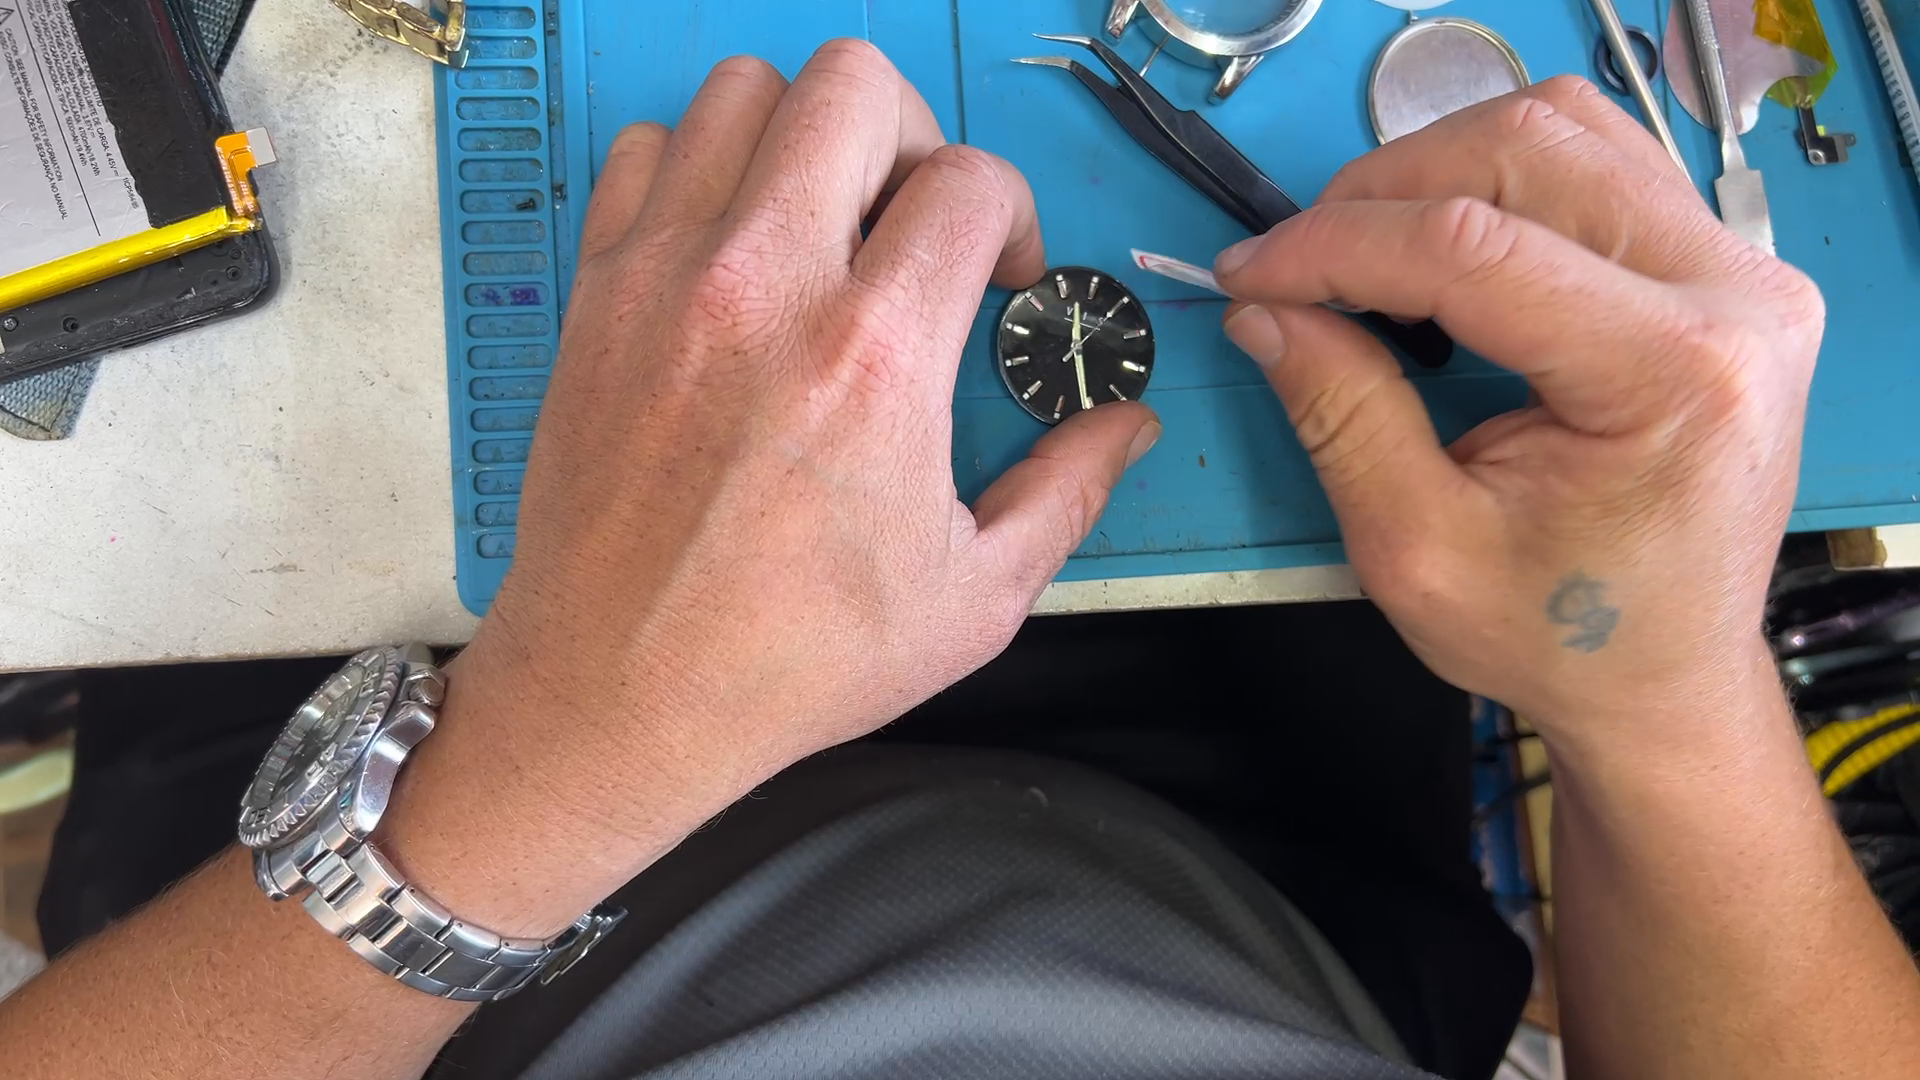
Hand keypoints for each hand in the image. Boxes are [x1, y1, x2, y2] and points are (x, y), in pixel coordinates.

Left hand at [450, 41, 1158, 832]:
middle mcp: (764, 287)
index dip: (1012, 217)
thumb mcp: (976, 599)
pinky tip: (735, 255)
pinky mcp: (596, 300)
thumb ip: (1069, 492)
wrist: (622, 699)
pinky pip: (650, 155)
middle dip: (918, 141)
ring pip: (744, 93)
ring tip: (830, 232)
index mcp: (877, 358)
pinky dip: (707, 172)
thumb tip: (1130, 424)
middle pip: (855, 87)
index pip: (971, 184)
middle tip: (921, 230)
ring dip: (811, 142)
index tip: (1001, 279)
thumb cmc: (798, 662)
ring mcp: (664, 279)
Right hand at [1213, 77, 1822, 745]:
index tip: (1240, 276)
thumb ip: (1339, 415)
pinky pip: (1587, 165)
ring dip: (1425, 174)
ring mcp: (1735, 267)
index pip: (1469, 250)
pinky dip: (1479, 184)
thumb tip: (1258, 314)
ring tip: (1346, 253)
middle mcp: (1731, 289)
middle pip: (1526, 153)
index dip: (1329, 249)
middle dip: (1374, 194)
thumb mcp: (1408, 543)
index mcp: (1665, 374)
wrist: (1654, 672)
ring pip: (1560, 134)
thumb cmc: (1537, 630)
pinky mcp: (1710, 270)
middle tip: (1288, 267)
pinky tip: (1422, 249)